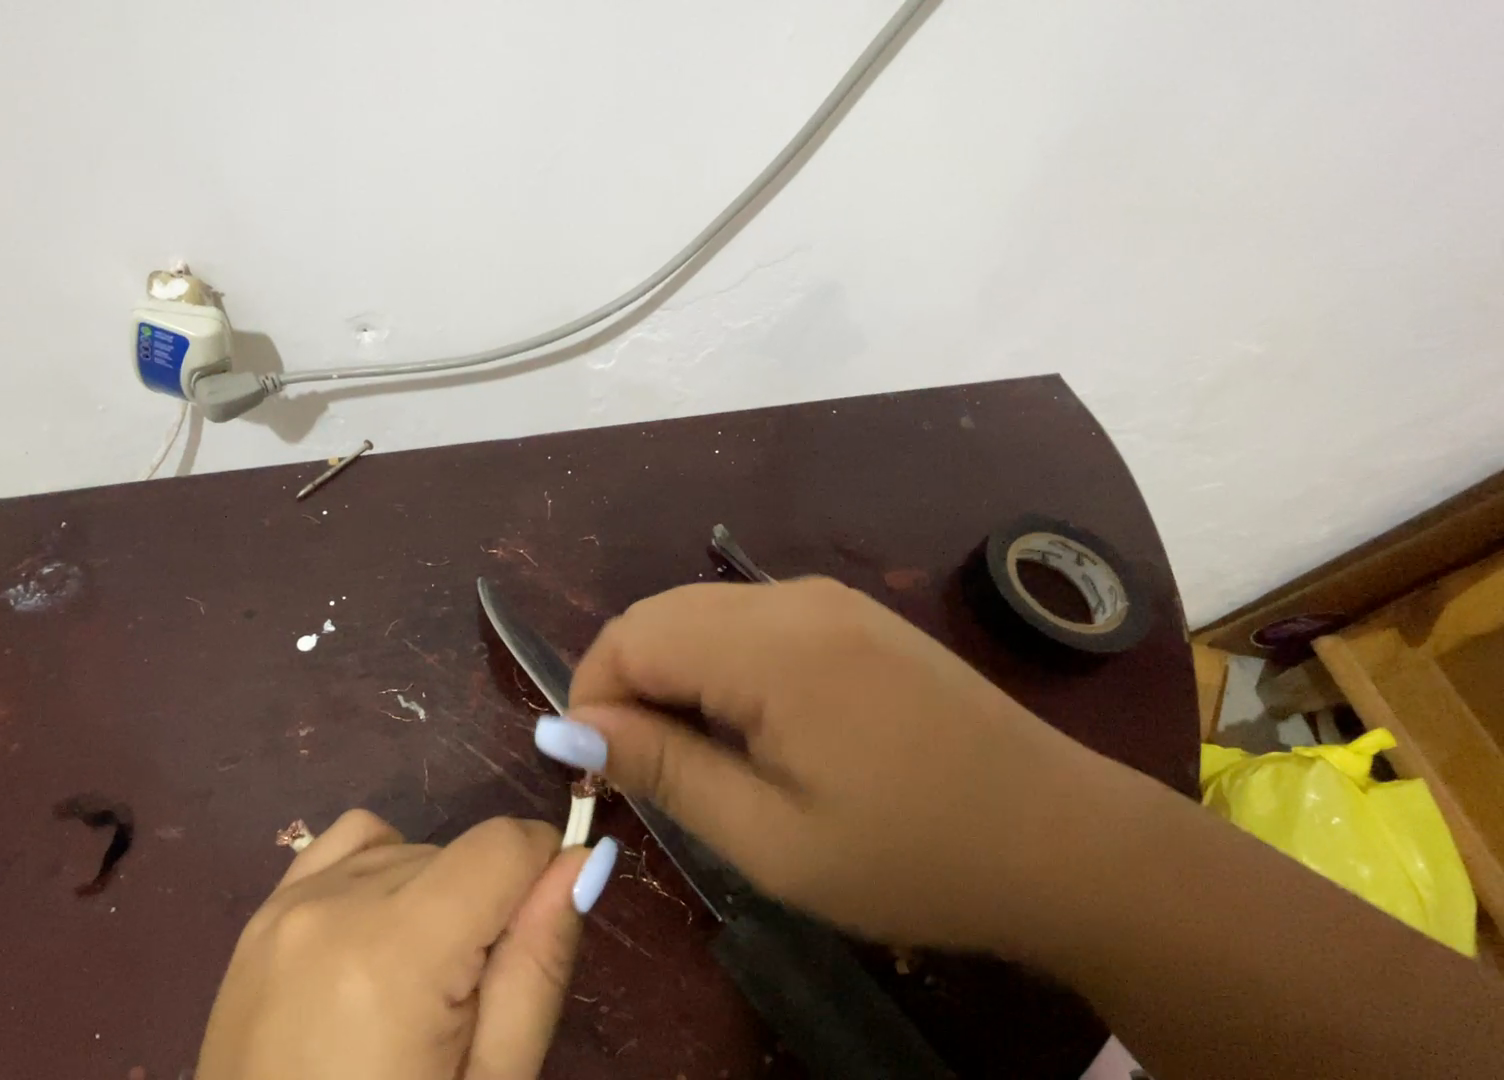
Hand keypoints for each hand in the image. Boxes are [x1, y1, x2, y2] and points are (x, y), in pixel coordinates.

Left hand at [196, 809, 617, 1079]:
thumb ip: (537, 967)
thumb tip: (581, 859)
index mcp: (394, 952)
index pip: (504, 844)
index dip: (544, 873)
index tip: (536, 940)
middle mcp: (336, 903)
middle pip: (459, 852)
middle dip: (488, 907)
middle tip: (466, 1005)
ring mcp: (290, 902)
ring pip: (413, 850)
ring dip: (438, 897)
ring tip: (416, 988)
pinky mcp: (264, 911)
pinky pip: (352, 842)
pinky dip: (387, 867)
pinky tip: (380, 933)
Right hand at [544, 577, 1117, 950]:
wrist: (1065, 842)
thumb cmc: (912, 856)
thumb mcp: (770, 838)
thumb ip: (664, 769)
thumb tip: (570, 729)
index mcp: (772, 646)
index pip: (629, 636)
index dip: (593, 697)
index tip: (603, 769)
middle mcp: (792, 598)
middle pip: (659, 615)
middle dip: (627, 684)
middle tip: (647, 770)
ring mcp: (827, 599)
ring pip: (699, 614)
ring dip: (671, 675)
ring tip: (699, 755)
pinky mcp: (849, 614)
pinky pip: (746, 621)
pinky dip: (716, 665)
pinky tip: (749, 726)